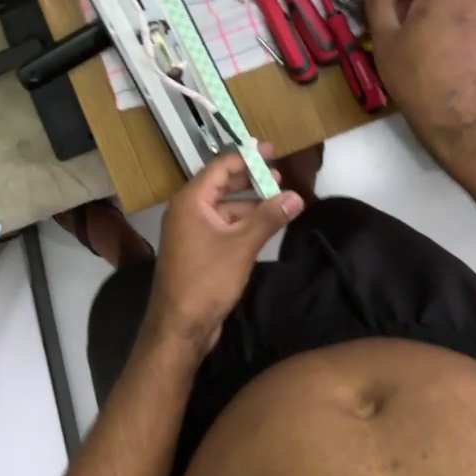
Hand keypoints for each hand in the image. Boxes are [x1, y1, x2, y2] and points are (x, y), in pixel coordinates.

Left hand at [145, 147, 303, 353]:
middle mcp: (186, 210)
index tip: (272, 151)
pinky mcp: (196, 250)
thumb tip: (297, 195)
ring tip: (278, 199)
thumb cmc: (206, 279)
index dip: (247, 156)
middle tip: (280, 174)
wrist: (179, 324)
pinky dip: (241, 221)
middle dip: (249, 179)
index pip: (220, 167)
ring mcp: (189, 231)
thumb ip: (268, 218)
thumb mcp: (241, 246)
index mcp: (190, 200)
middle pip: (220, 184)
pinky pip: (220, 225)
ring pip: (222, 207)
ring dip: (248, 202)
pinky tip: (263, 225)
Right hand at [361, 0, 475, 160]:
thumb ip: (378, 4)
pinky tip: (446, 55)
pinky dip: (457, 28)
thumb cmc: (415, 77)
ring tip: (424, 43)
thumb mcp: (386, 40)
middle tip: (399, 26)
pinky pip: (473, 21)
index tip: (384, 1)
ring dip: (438, 13)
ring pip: (457, 4)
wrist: (460, 120)